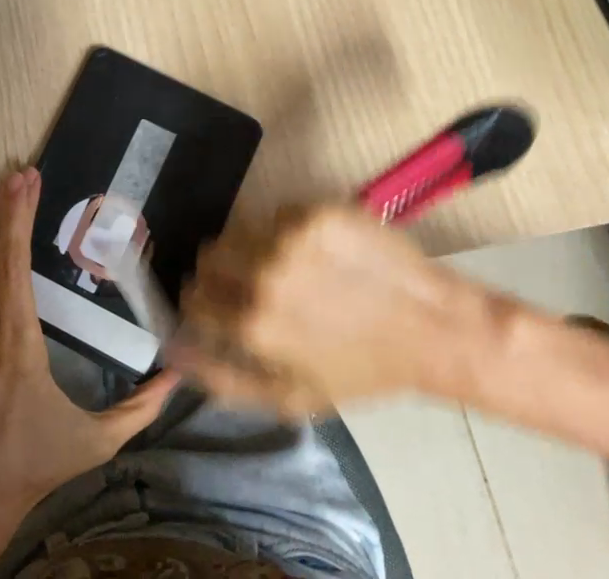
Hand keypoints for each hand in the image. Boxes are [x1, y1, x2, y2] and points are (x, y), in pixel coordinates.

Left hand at [0, 169, 179, 567]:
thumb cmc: (35, 461)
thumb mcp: (96, 440)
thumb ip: (142, 407)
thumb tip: (183, 376)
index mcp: (15, 346)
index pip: (12, 266)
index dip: (18, 219)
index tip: (27, 183)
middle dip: (5, 208)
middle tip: (21, 173)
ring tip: (3, 192)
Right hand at [174, 202, 504, 415]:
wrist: (436, 330)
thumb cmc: (361, 370)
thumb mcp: (289, 396)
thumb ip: (221, 378)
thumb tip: (172, 351)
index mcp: (252, 323)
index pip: (194, 295)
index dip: (204, 300)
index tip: (219, 304)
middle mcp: (263, 275)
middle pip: (210, 255)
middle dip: (223, 270)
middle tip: (253, 282)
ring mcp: (290, 238)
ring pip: (243, 229)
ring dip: (256, 246)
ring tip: (291, 266)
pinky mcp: (317, 212)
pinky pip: (280, 213)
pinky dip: (290, 230)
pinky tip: (320, 252)